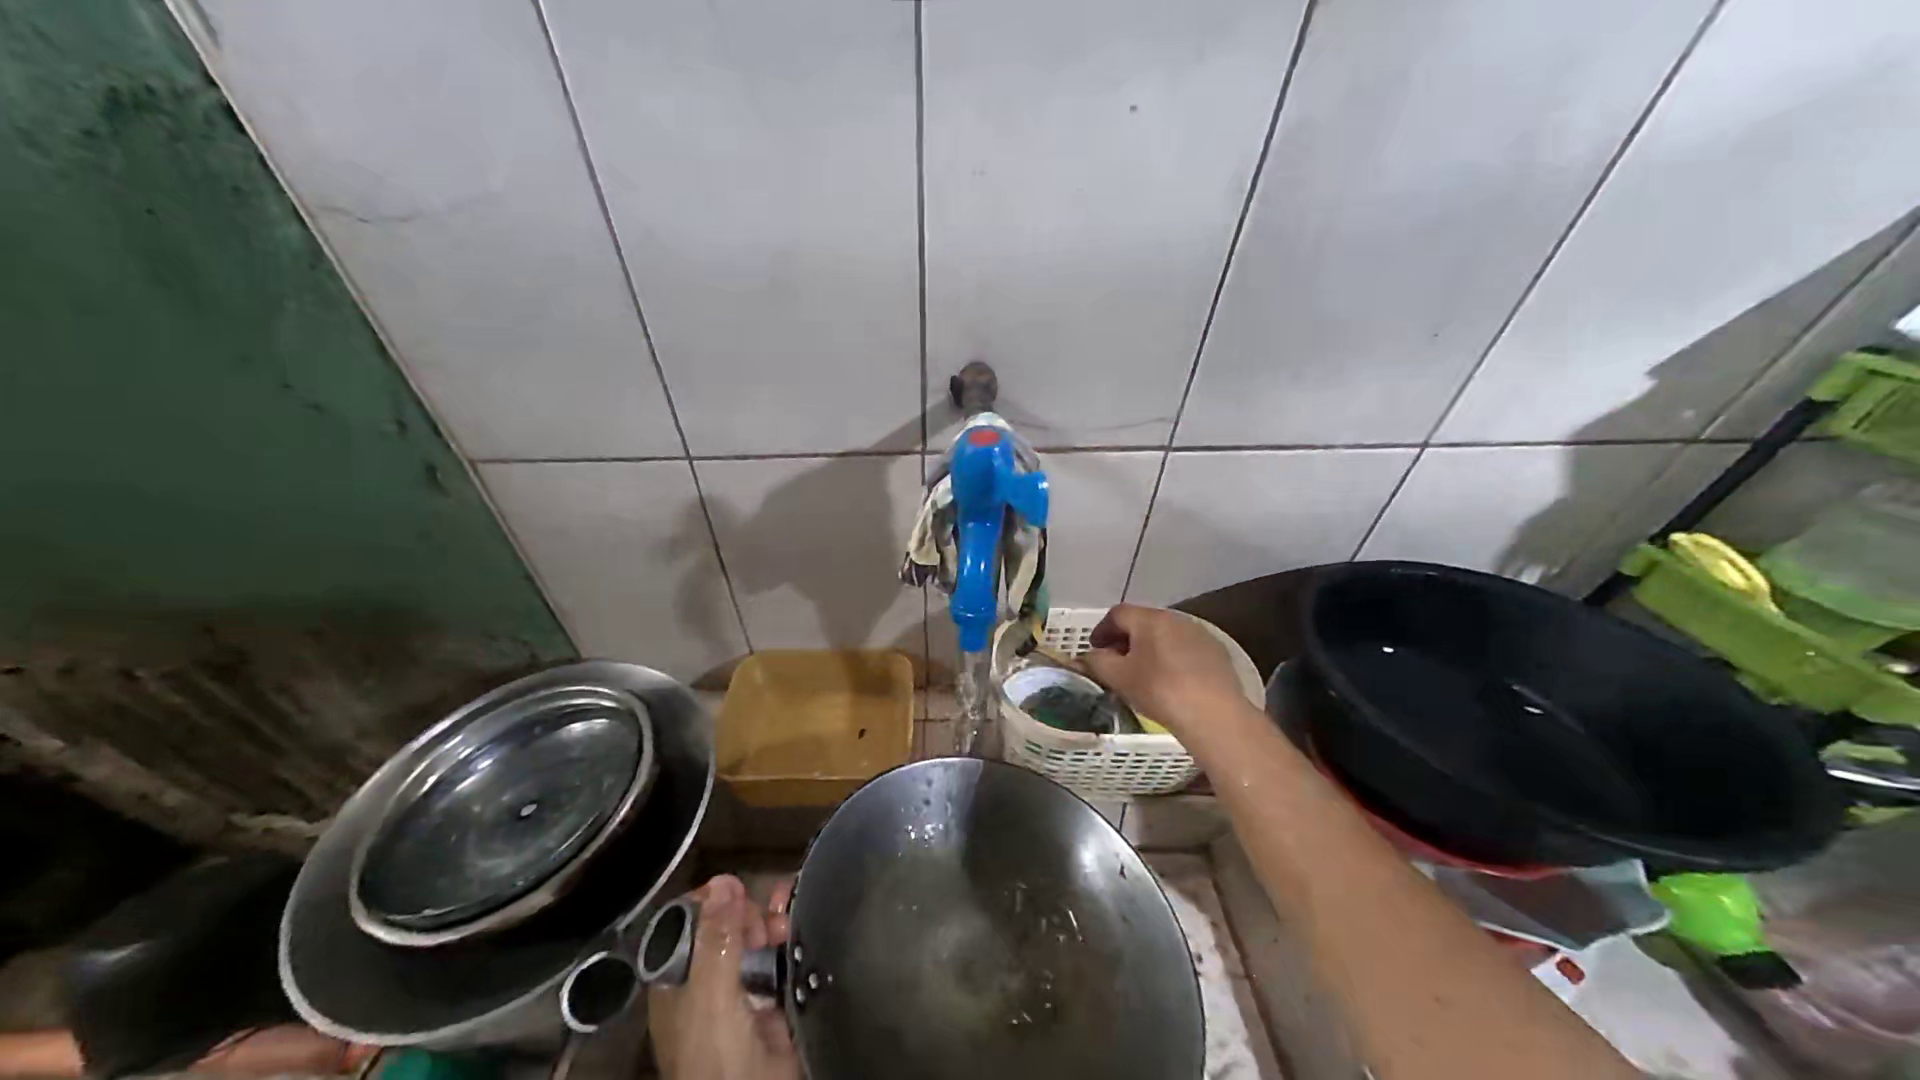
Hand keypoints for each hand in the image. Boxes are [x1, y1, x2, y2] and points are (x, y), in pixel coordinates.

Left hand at [648, 875, 799, 1079]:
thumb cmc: (716, 1057)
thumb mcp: (711, 997)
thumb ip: (717, 939)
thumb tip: (724, 879)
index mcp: (677, 981)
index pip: (688, 924)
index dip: (711, 904)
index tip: (737, 893)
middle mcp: (706, 984)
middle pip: (725, 929)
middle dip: (747, 915)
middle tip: (765, 924)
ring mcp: (740, 995)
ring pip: (755, 942)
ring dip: (771, 925)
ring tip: (787, 928)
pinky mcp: (773, 1005)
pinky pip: (781, 961)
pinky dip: (790, 942)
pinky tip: (800, 927)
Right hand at [1081, 604, 1248, 735]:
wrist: (1214, 715)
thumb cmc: (1160, 690)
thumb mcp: (1119, 678)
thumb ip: (1097, 662)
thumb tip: (1088, 656)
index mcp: (1150, 619)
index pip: (1118, 614)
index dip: (1102, 629)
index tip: (1095, 649)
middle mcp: (1176, 619)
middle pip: (1143, 622)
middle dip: (1125, 639)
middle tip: (1115, 661)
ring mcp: (1200, 635)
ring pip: (1165, 635)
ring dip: (1149, 648)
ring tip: (1142, 673)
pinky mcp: (1217, 654)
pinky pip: (1185, 649)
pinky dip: (1171, 658)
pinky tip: (1170, 681)